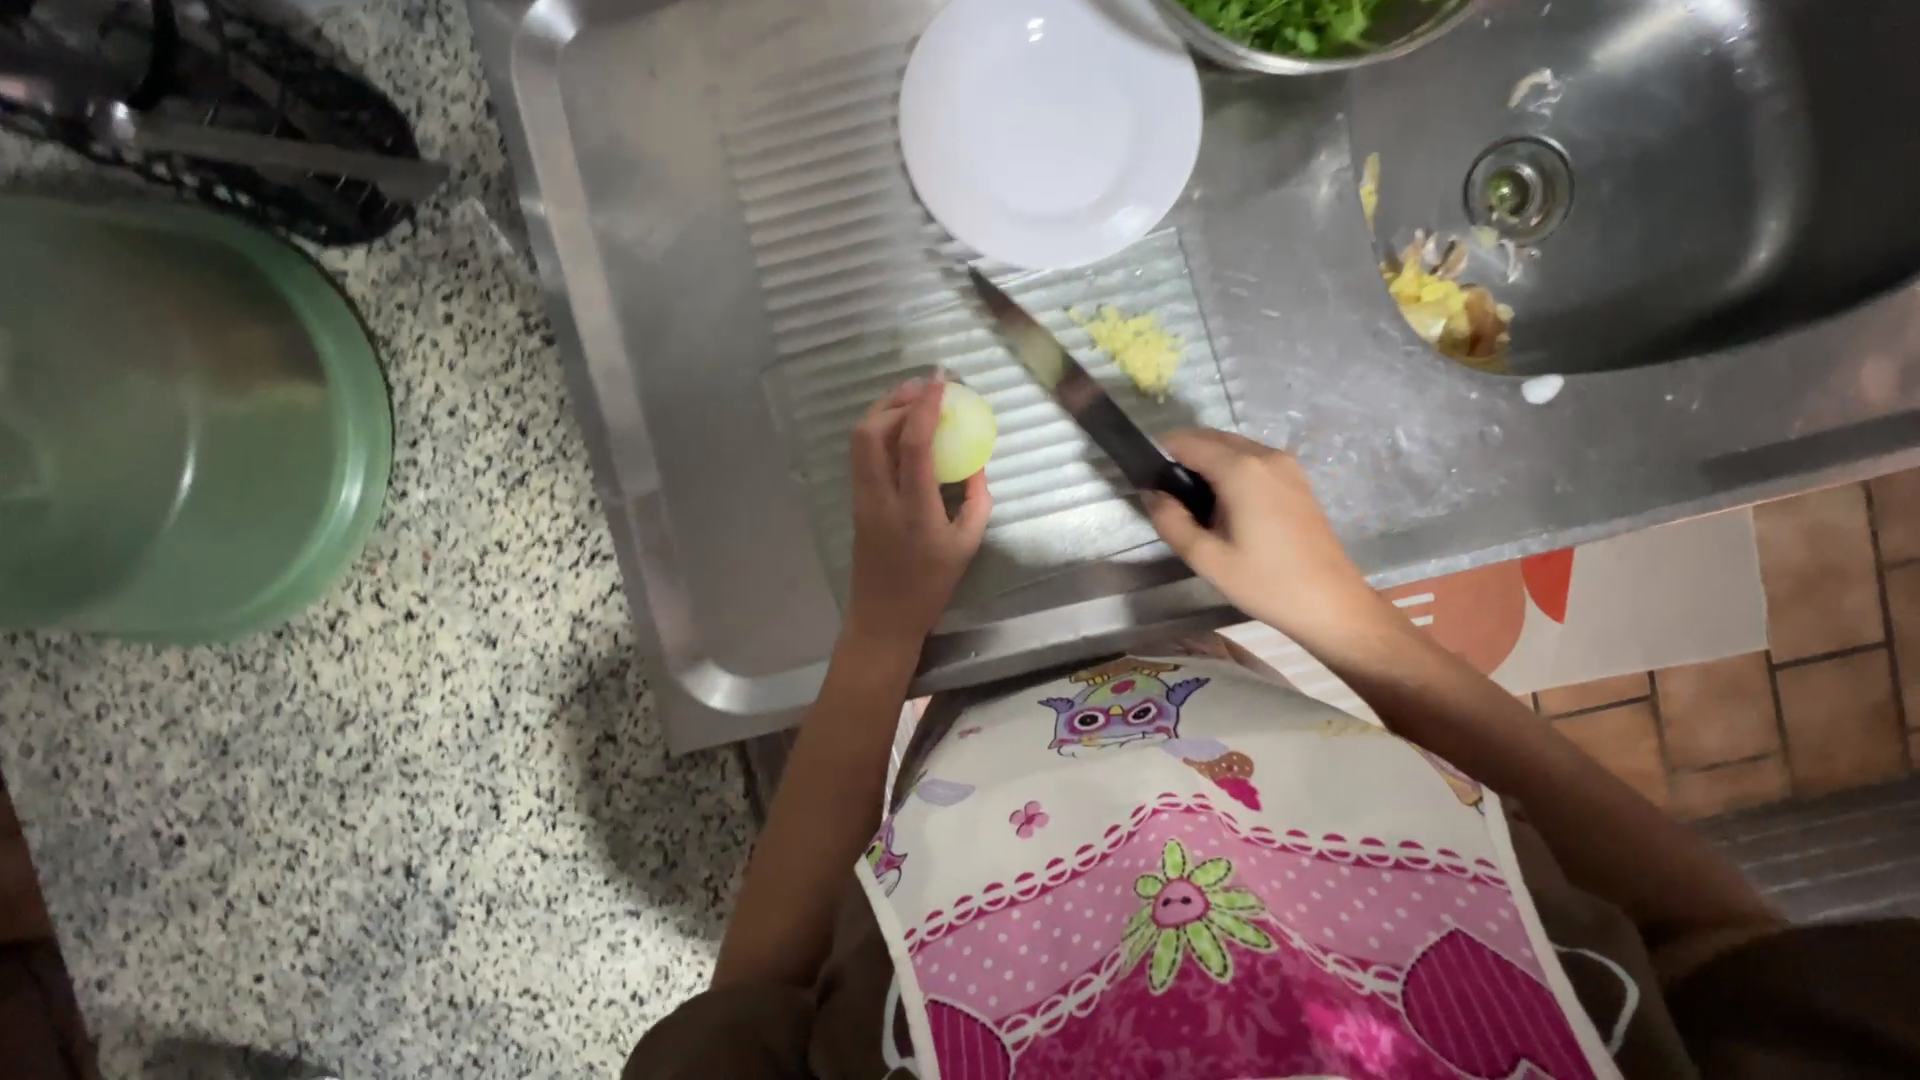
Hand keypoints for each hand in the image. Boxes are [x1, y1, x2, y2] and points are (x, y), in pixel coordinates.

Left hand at [845, 379, 992, 646]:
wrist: (884, 617)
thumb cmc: (931, 586)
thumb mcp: (967, 545)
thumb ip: (977, 499)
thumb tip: (976, 461)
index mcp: (914, 511)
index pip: (913, 445)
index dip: (925, 407)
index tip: (941, 381)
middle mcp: (880, 499)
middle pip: (871, 433)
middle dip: (896, 401)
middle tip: (924, 388)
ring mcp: (861, 500)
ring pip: (859, 441)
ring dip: (884, 413)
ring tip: (913, 401)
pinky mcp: (855, 502)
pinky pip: (862, 456)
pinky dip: (879, 433)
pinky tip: (901, 430)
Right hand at [1146, 429, 1392, 646]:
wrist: (1331, 602)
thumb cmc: (1266, 583)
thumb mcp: (1207, 559)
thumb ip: (1171, 522)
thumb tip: (1153, 495)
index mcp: (1241, 470)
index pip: (1187, 442)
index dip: (1160, 454)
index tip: (1146, 480)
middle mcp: (1265, 456)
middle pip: (1211, 438)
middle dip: (1184, 456)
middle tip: (1168, 497)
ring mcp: (1286, 465)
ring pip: (1233, 447)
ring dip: (1208, 462)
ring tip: (1195, 504)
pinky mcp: (1296, 479)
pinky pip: (1252, 459)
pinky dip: (1231, 469)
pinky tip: (1226, 506)